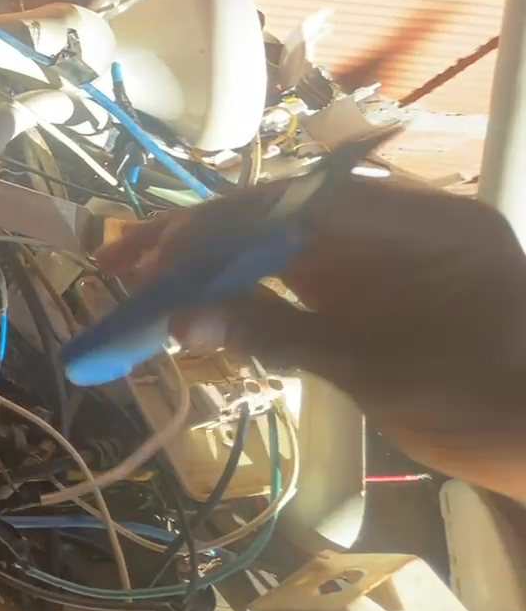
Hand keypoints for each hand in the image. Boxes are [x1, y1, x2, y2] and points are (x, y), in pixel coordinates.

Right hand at [99, 176, 525, 499]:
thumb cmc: (488, 406)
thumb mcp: (378, 370)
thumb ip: (274, 334)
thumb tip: (178, 325)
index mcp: (419, 224)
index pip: (296, 203)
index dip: (218, 227)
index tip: (160, 260)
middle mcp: (385, 219)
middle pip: (265, 212)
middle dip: (189, 238)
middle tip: (122, 263)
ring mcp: (360, 245)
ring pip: (256, 234)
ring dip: (191, 254)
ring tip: (126, 270)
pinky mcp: (341, 272)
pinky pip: (267, 262)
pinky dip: (219, 276)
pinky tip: (177, 288)